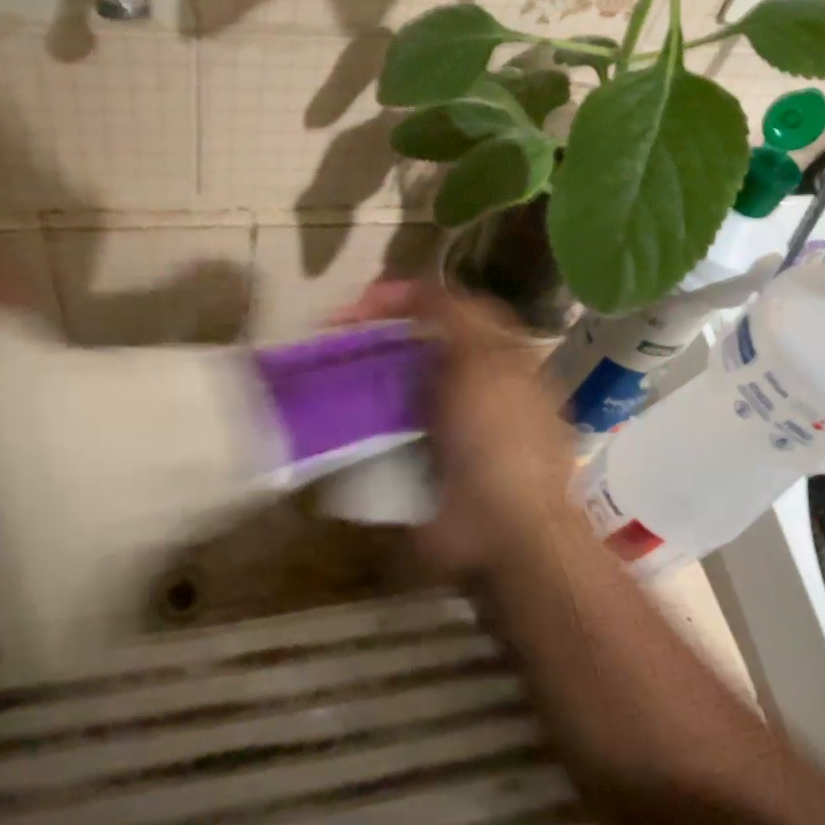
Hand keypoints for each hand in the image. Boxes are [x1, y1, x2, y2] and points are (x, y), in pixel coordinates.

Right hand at [336, 283, 583, 581]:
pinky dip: (360, 422)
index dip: (408, 299)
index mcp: (500, 361)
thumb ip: (454, 317)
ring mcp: (448, 431)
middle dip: (378, 337)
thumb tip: (419, 291)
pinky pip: (386, 434)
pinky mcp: (423, 468)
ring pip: (399, 390)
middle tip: (333, 335)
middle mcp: (475, 391)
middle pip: (420, 349)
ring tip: (323, 371)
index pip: (451, 312)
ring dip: (364, 378)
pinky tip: (332, 415)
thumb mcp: (484, 361)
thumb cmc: (499, 440)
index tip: (362, 303)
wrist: (501, 532)